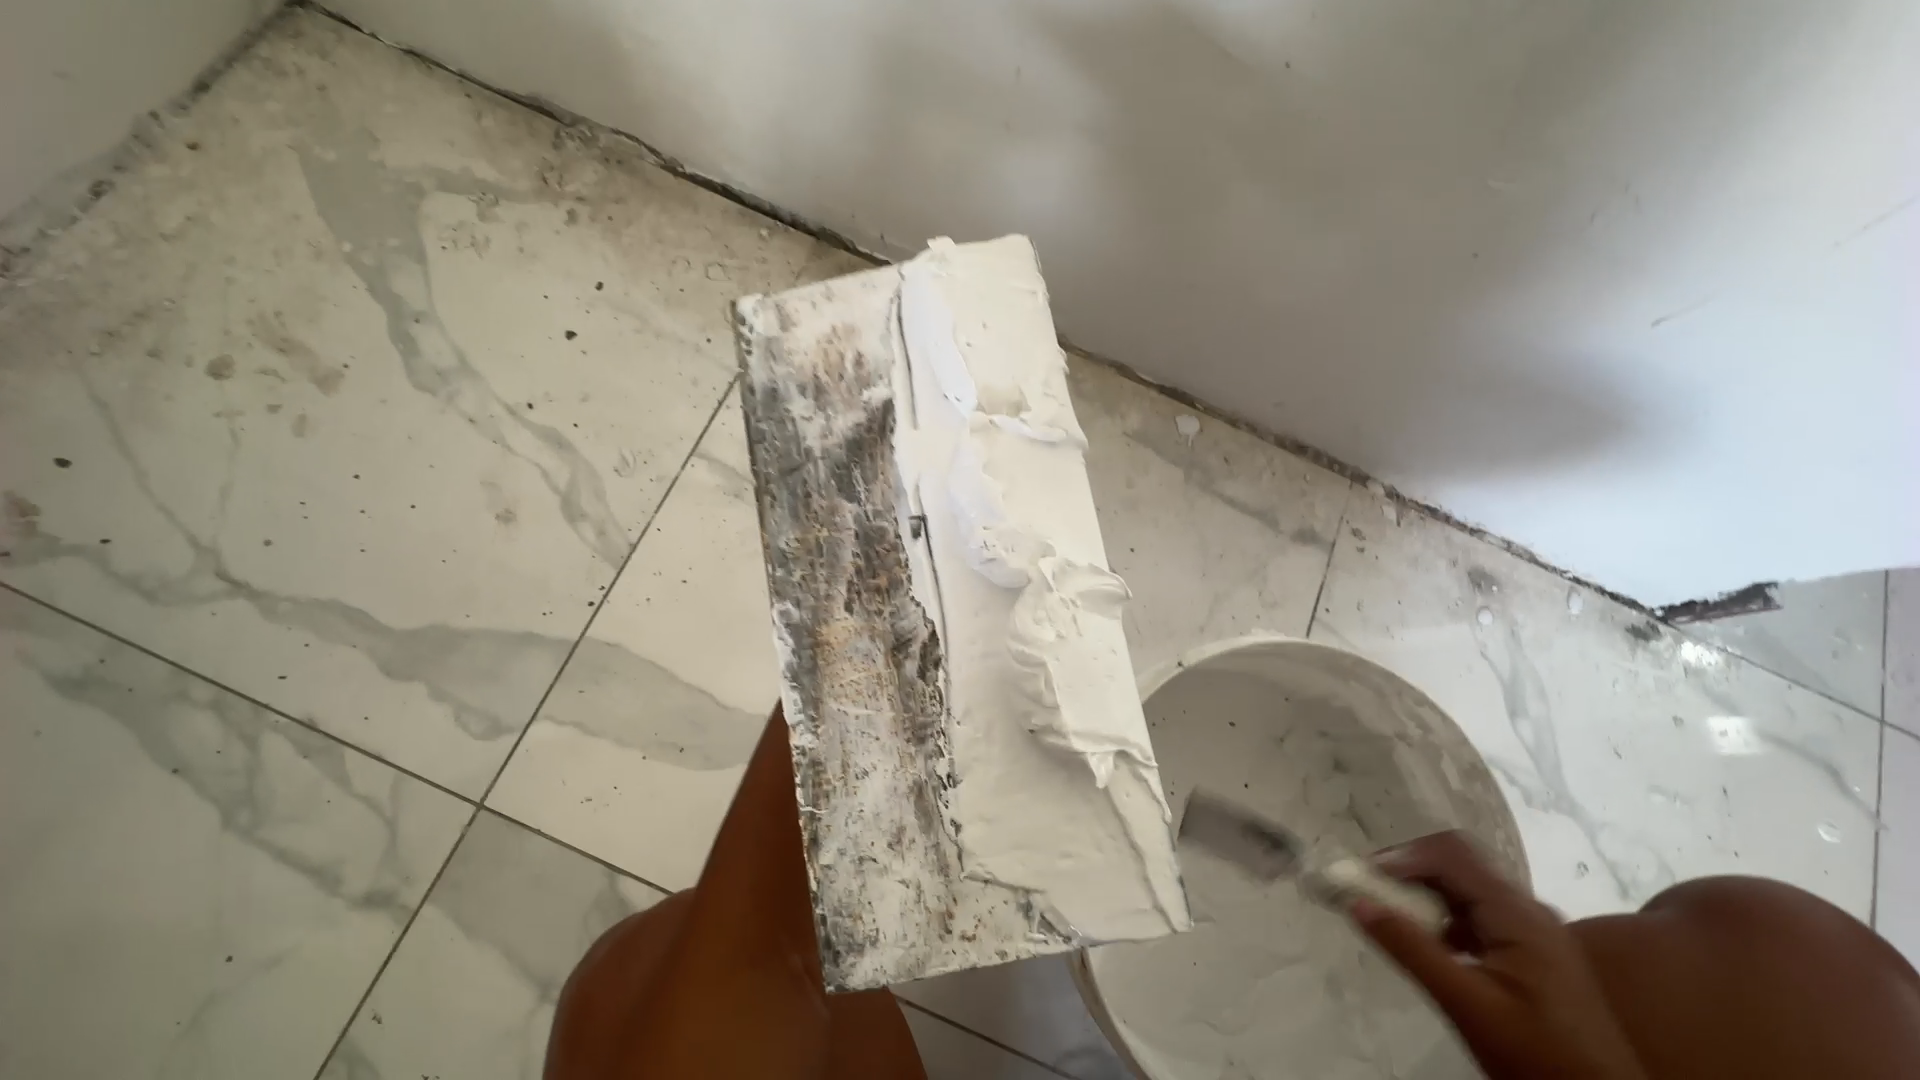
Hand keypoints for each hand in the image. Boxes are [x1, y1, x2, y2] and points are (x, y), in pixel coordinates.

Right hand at [1348, 832, 1646, 1079]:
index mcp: (1517, 913)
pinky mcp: (1535, 952)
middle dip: (1408, 871)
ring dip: (1425, 894)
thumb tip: (1357, 903)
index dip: (1400, 856)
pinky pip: (1480, 915)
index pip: (1450, 854)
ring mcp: (1536, 930)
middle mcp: (1529, 909)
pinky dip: (1445, 917)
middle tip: (1369, 893)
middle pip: (1458, 864)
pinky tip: (1430, 945)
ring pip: (1468, 889)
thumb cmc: (1536, 1054)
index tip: (1360, 878)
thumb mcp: (1466, 1004)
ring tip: (1390, 917)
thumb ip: (1411, 949)